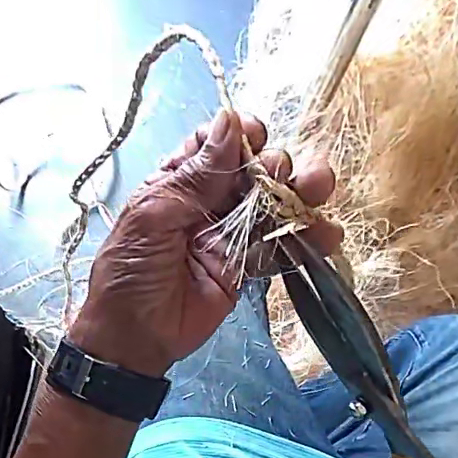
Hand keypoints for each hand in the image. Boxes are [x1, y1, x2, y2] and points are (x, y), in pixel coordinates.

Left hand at [67, 109, 343, 376]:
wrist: (134, 337)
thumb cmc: (130, 273)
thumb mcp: (153, 217)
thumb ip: (195, 176)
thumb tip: (229, 120)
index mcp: (177, 184)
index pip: (215, 147)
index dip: (238, 136)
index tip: (255, 136)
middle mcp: (207, 205)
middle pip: (252, 172)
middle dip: (275, 165)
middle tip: (279, 176)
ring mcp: (228, 237)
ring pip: (273, 207)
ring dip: (301, 194)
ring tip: (319, 188)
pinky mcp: (244, 270)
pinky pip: (279, 249)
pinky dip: (305, 240)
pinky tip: (326, 235)